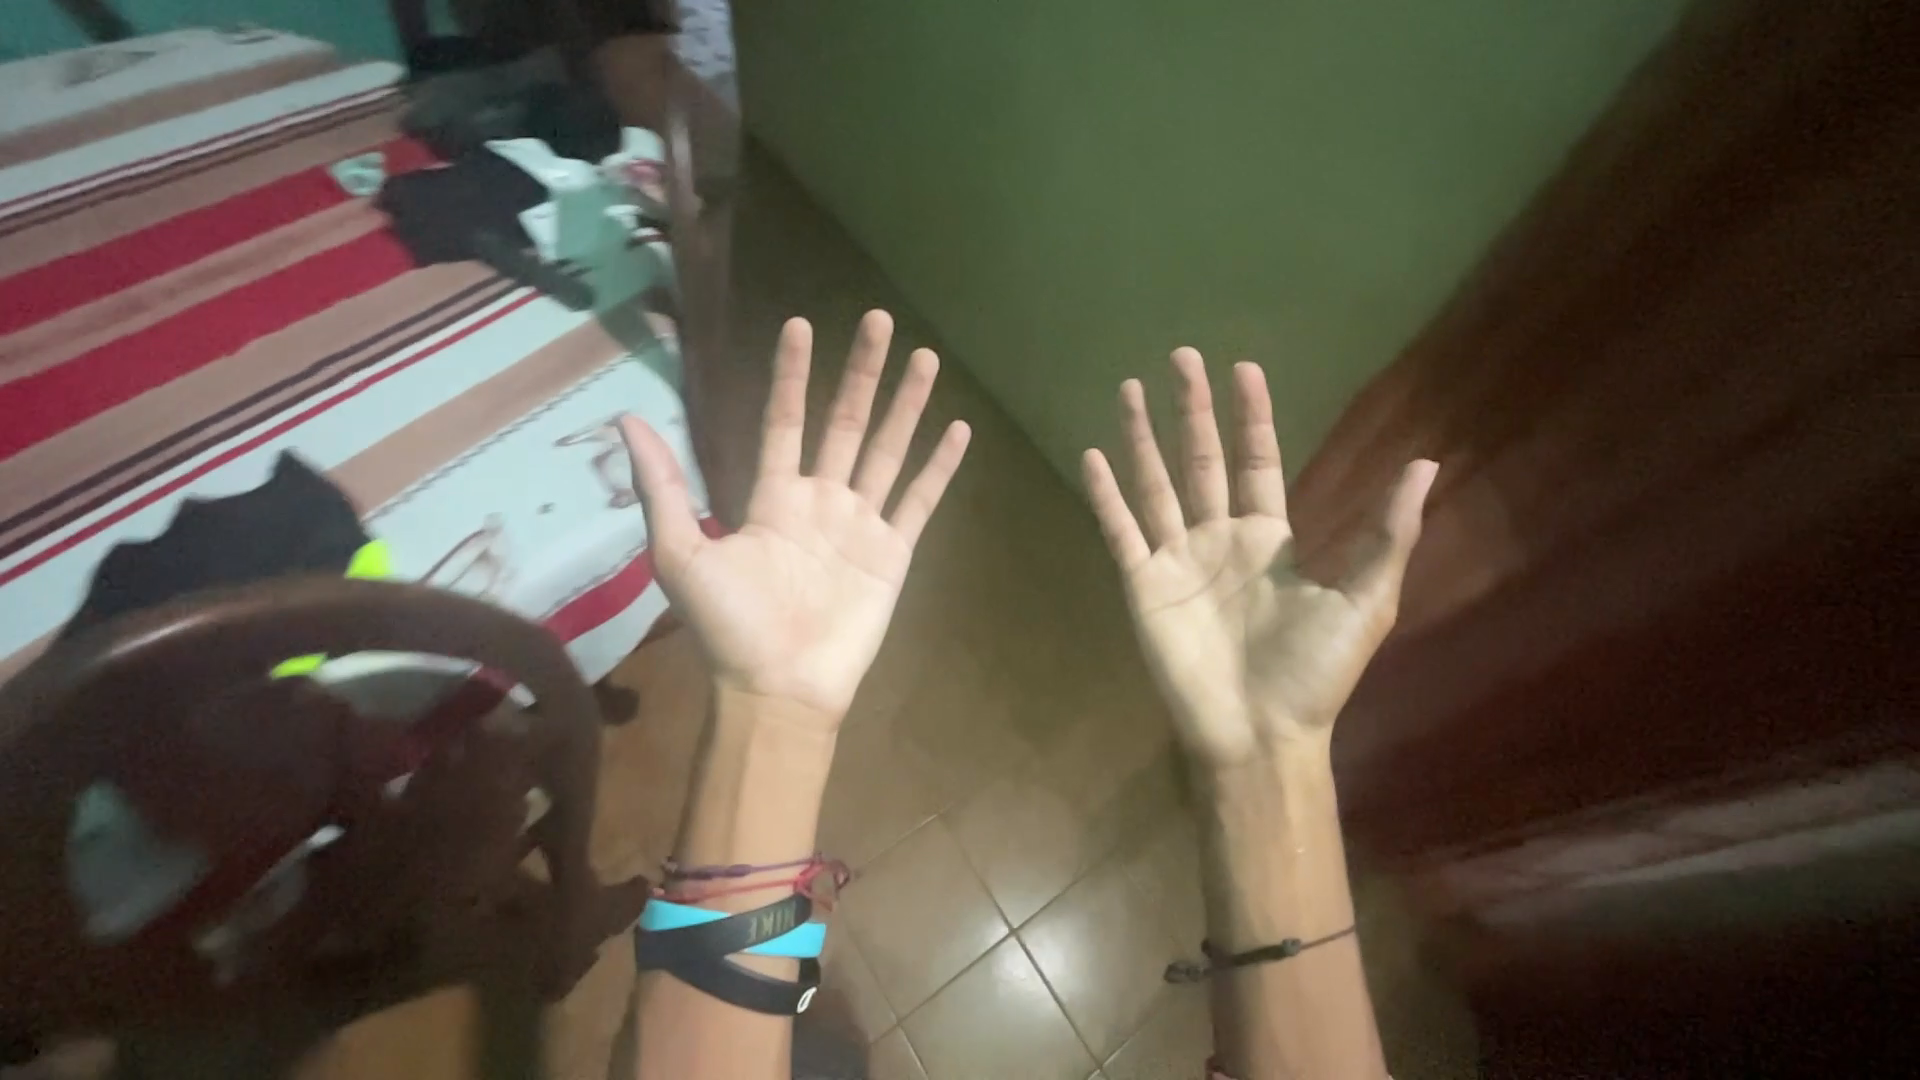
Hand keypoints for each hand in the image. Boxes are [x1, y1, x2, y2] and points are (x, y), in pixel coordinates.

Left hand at [621, 312, 969, 721]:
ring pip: (889, 451)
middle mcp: (821, 501)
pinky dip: (940, 467)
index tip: (801, 325)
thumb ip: (662, 488)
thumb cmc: (730, 627)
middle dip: (863, 373)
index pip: (786, 420)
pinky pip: (920, 501)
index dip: (792, 375)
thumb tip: (626, 418)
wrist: (779, 688)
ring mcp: (861, 525)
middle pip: (847, 423)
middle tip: (881, 320)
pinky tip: (958, 430)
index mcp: (773, 497)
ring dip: (907, 405)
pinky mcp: (894, 553)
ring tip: (926, 358)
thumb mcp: (681, 556)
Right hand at [1082, 349, 1435, 770]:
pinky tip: (1091, 457)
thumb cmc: (1314, 672)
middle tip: (1180, 357)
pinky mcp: (1142, 584)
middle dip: (1190, 409)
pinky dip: (1105, 495)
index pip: (1257, 461)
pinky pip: (1121, 530)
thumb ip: (1387, 533)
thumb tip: (1425, 462)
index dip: (1250, 417)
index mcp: (1269, 539)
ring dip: (1140, 437)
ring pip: (1154, 484)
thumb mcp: (1364, 599)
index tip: (1241, 369)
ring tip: (1128, 389)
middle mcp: (1219, 539)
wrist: (1260, 733)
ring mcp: (1176, 560)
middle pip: (1199, 460)